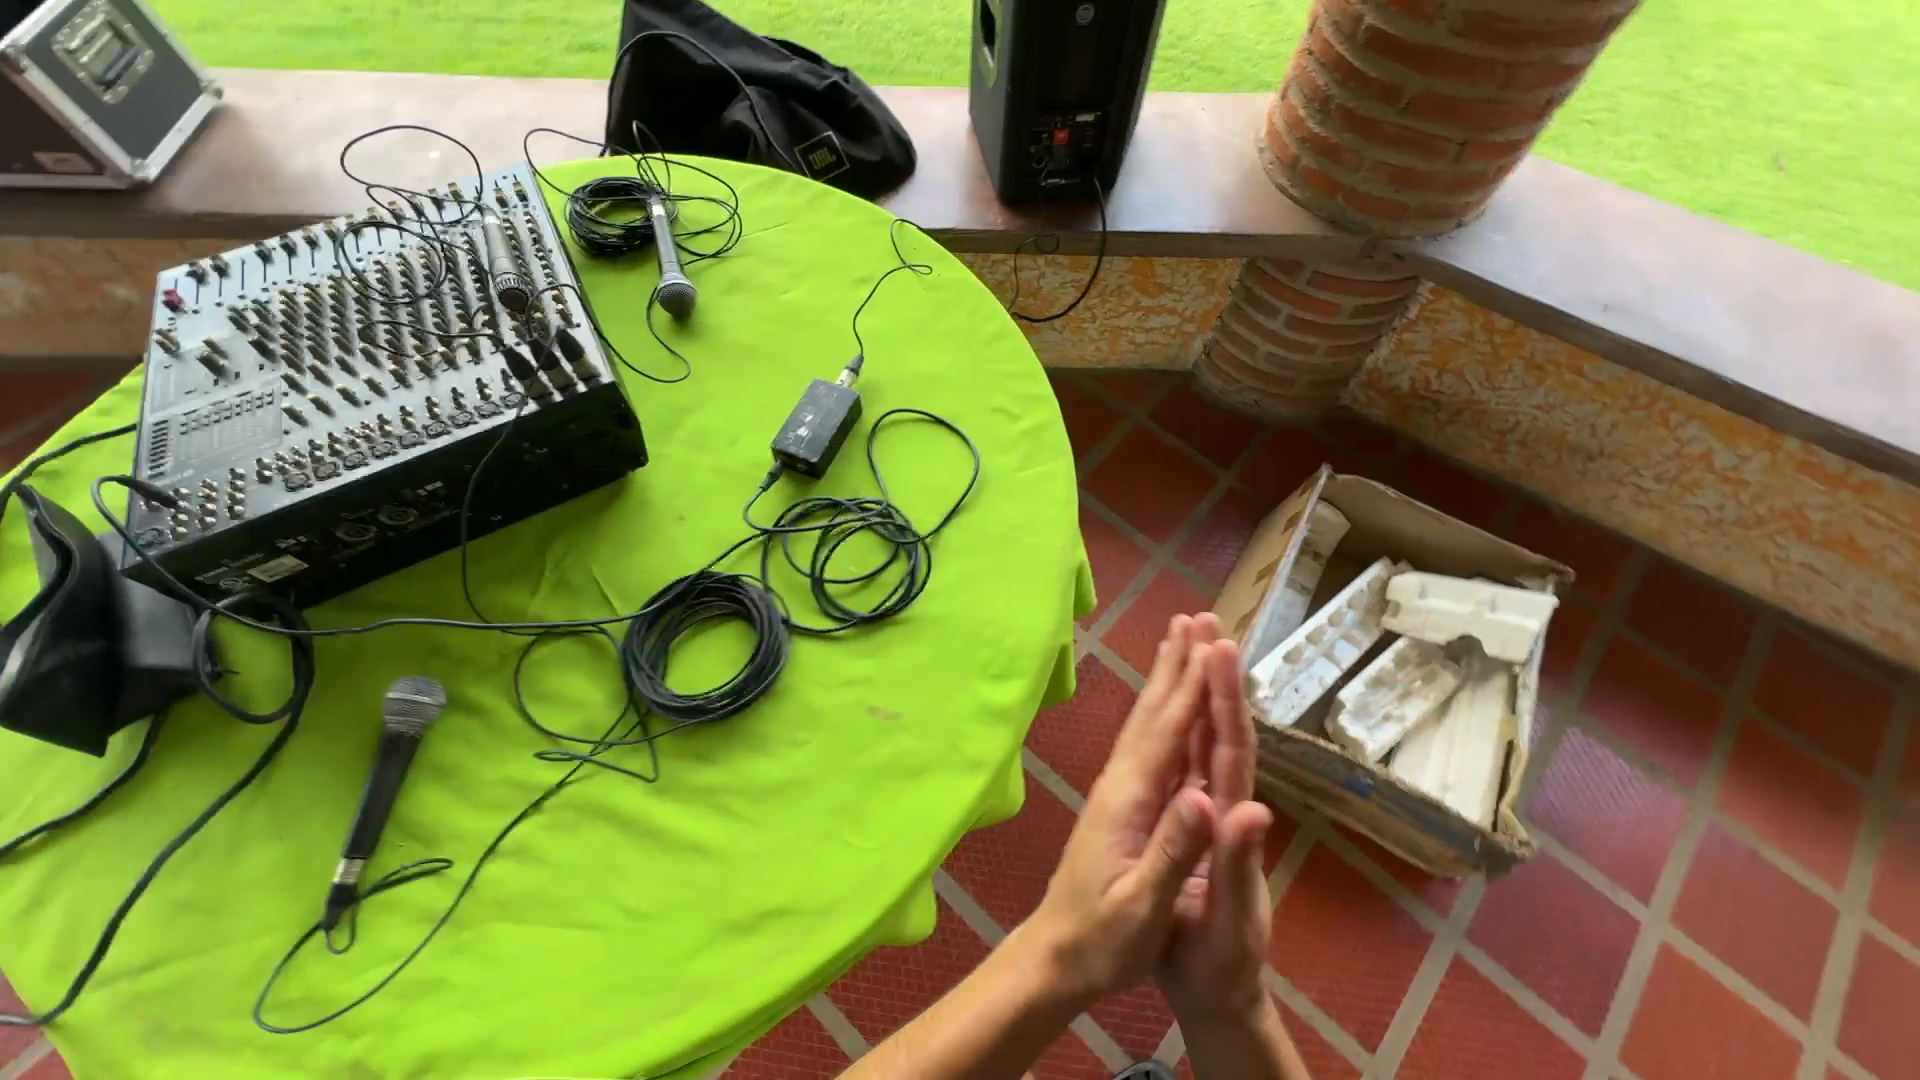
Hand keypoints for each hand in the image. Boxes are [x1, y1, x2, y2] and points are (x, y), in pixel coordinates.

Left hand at [1022, 615, 1227, 1002]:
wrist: (1057, 952)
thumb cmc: (1102, 938)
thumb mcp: (1142, 905)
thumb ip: (1173, 852)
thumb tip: (1208, 798)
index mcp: (1129, 800)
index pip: (1168, 732)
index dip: (1194, 687)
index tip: (1216, 643)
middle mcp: (1121, 783)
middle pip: (1154, 713)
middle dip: (1178, 664)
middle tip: (1197, 616)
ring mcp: (1119, 790)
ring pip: (1147, 722)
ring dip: (1167, 678)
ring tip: (1180, 639)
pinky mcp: (1123, 804)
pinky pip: (1149, 744)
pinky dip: (1163, 712)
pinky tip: (1169, 704)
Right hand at [1156, 621, 1275, 1024]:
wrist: (1216, 994)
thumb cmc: (1218, 964)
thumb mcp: (1228, 923)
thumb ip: (1235, 866)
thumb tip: (1250, 807)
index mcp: (1231, 821)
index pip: (1230, 748)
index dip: (1226, 698)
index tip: (1218, 648)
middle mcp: (1225, 805)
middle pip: (1221, 729)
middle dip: (1214, 675)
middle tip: (1204, 622)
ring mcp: (1209, 813)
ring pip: (1202, 740)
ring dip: (1197, 691)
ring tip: (1186, 647)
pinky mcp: (1190, 823)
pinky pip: (1183, 763)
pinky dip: (1178, 727)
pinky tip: (1167, 710)